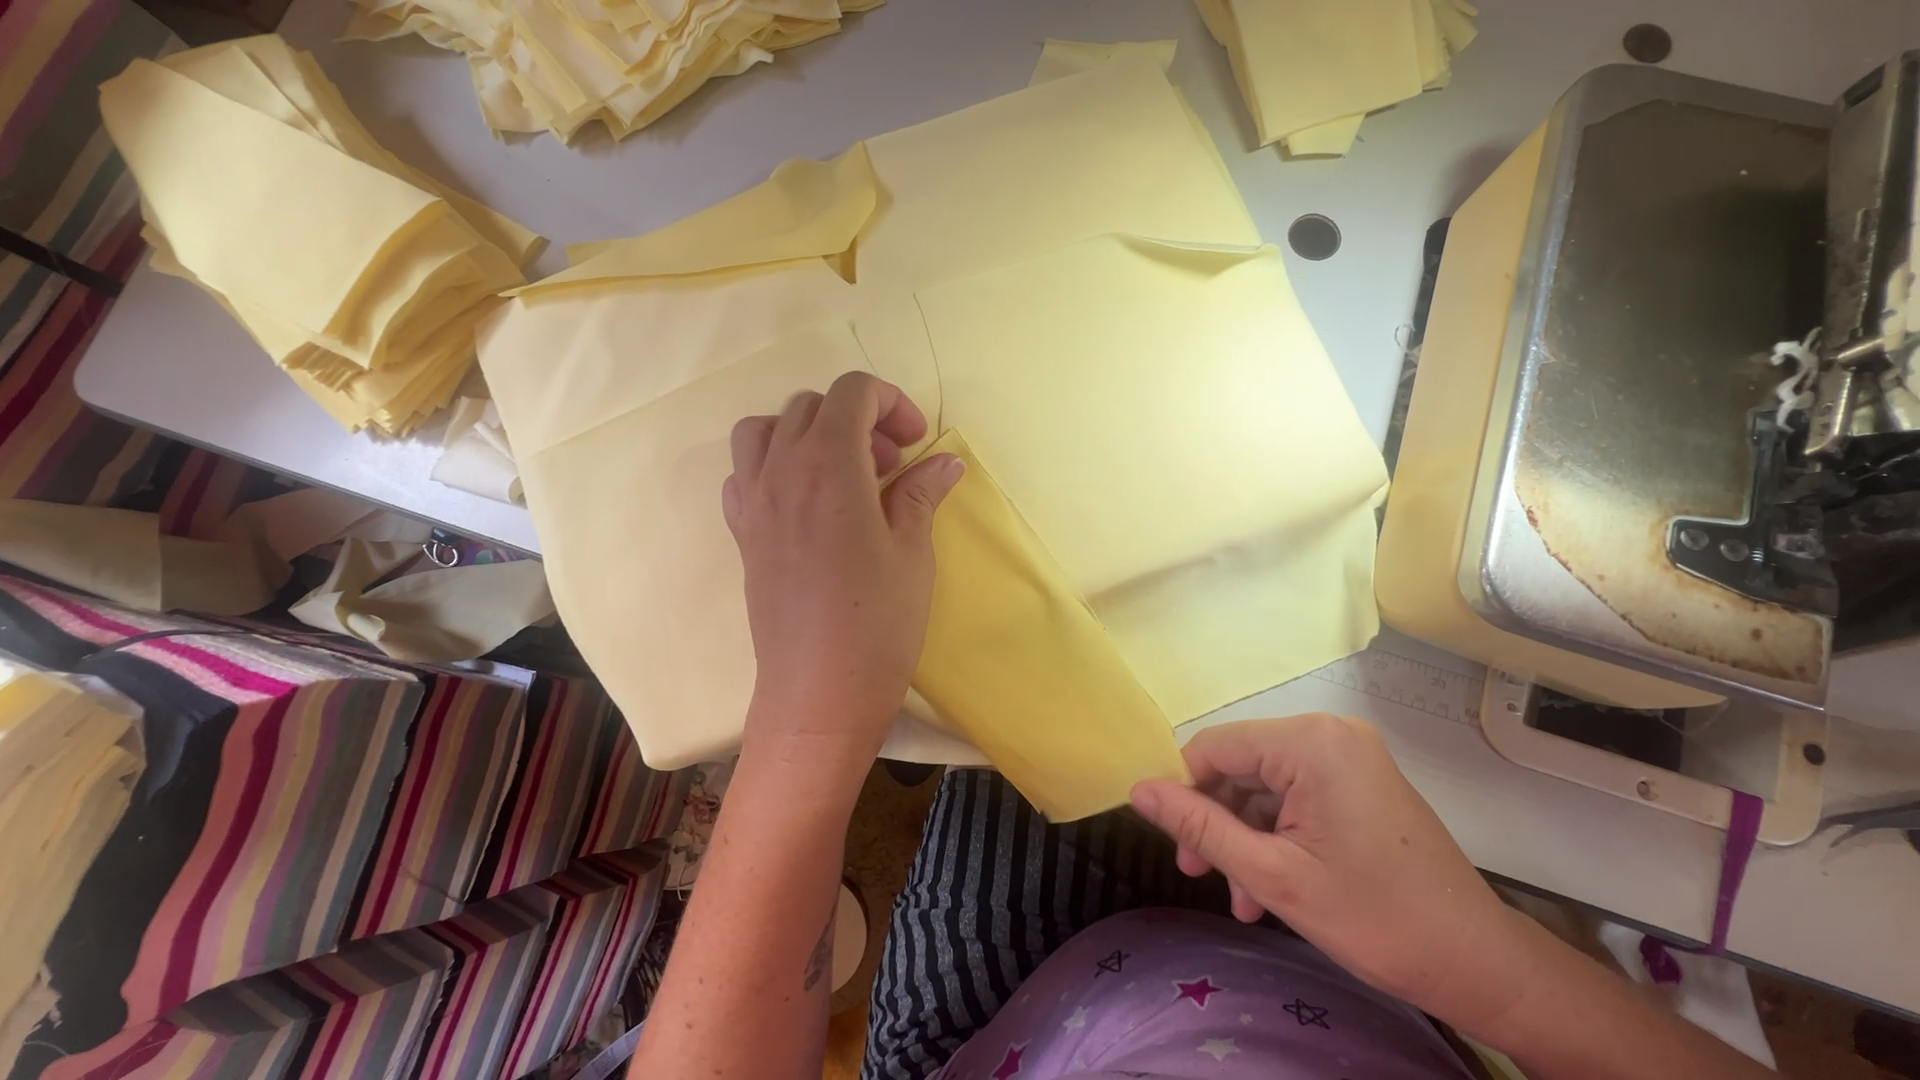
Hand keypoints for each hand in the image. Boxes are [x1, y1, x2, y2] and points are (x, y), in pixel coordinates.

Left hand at [723, 372, 963, 771]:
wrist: (818, 694)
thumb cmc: (878, 625)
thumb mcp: (913, 555)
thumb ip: (921, 495)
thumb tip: (943, 462)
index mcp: (830, 466)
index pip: (852, 392)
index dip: (892, 403)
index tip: (916, 444)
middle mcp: (782, 471)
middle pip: (811, 405)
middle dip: (857, 418)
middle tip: (891, 465)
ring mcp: (753, 502)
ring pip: (765, 429)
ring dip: (806, 433)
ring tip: (842, 472)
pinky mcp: (742, 534)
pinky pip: (743, 473)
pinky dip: (772, 467)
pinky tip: (805, 503)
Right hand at [1130, 715, 1517, 1025]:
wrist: (1477, 963)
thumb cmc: (1374, 919)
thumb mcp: (1271, 875)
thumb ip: (1199, 827)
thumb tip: (1137, 790)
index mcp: (1311, 743)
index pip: (1214, 747)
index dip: (1183, 791)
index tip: (1174, 844)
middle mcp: (1330, 734)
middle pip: (1240, 766)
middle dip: (1216, 823)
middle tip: (1201, 877)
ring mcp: (1349, 756)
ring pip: (1263, 787)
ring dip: (1243, 839)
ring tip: (1242, 899)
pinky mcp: (1359, 781)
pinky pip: (1295, 797)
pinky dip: (1274, 837)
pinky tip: (1267, 889)